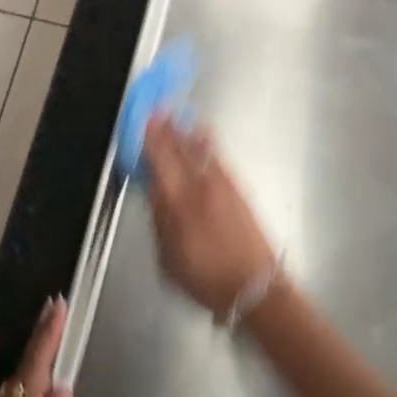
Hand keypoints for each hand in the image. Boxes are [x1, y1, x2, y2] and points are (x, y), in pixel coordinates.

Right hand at [142, 115, 276, 317]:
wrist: (255, 286)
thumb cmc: (206, 280)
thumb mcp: (169, 258)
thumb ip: (159, 222)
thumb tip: (154, 193)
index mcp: (178, 206)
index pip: (159, 164)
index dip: (149, 141)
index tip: (142, 123)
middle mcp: (200, 188)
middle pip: (178, 150)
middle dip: (164, 129)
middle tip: (154, 110)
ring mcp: (221, 185)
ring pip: (198, 148)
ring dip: (183, 129)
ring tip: (173, 114)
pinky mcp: (237, 187)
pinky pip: (216, 155)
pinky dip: (204, 140)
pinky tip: (199, 132)